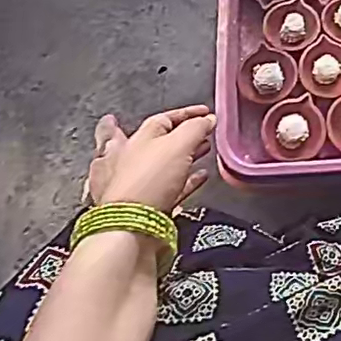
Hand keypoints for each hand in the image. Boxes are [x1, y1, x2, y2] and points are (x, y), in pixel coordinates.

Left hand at [85, 107, 214, 211]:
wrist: (132, 228)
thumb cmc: (149, 180)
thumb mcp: (178, 144)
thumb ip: (195, 128)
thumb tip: (208, 119)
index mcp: (137, 138)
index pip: (164, 118)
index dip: (187, 113)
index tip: (205, 112)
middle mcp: (132, 158)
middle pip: (158, 140)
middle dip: (180, 134)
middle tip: (198, 130)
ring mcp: (138, 183)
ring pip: (164, 164)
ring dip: (184, 156)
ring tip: (202, 150)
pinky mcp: (146, 206)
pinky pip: (170, 187)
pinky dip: (187, 180)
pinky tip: (200, 177)